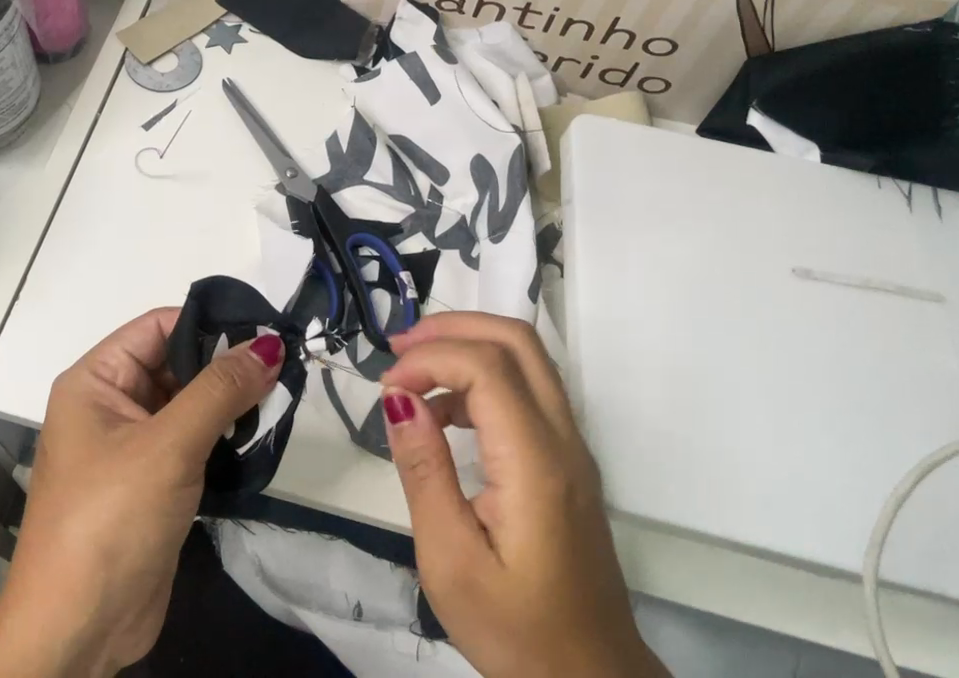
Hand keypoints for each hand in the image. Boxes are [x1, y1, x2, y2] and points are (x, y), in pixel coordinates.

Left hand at [0, 308, 282, 676]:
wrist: (78, 627)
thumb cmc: (111, 519)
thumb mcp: (168, 445)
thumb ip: (221, 390)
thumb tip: (271, 343)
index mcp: (95, 380)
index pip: (157, 327)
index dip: (210, 324)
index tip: (268, 329)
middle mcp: (109, 404)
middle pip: (175, 363)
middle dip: (225, 365)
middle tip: (286, 366)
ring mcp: (130, 447)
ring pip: (188, 404)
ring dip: (229, 403)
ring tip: (281, 397)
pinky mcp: (151, 484)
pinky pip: (192, 442)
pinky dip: (223, 437)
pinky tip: (259, 436)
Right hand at [380, 313, 666, 677]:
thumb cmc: (515, 630)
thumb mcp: (450, 560)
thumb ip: (424, 470)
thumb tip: (398, 397)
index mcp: (535, 462)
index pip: (487, 365)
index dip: (430, 358)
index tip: (386, 388)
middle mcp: (563, 440)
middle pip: (518, 341)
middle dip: (454, 328)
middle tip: (398, 348)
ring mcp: (571, 449)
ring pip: (527, 361)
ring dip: (468, 348)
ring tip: (410, 375)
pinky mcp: (566, 464)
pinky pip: (527, 393)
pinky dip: (481, 380)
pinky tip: (442, 416)